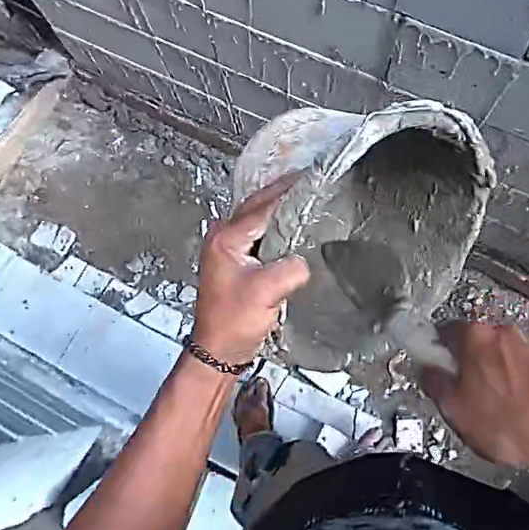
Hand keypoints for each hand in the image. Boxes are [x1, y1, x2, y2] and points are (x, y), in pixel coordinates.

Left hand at [191, 175, 309, 364]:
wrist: (217, 352)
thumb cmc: (234, 323)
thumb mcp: (267, 292)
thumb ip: (292, 268)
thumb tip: (305, 259)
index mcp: (226, 238)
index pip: (263, 205)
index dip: (288, 191)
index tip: (310, 177)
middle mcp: (222, 237)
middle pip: (258, 204)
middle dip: (283, 191)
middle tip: (310, 179)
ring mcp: (227, 248)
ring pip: (258, 216)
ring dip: (279, 206)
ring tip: (305, 195)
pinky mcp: (236, 259)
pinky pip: (259, 232)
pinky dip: (276, 223)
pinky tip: (293, 224)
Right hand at [421, 322, 528, 490]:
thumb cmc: (509, 425)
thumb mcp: (455, 410)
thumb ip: (434, 383)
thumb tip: (428, 370)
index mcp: (474, 336)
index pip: (442, 332)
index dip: (433, 353)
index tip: (432, 371)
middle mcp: (501, 333)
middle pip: (471, 344)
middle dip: (464, 368)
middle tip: (461, 400)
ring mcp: (527, 347)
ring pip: (497, 359)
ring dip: (490, 378)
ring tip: (491, 414)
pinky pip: (519, 372)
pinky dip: (513, 387)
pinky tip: (515, 415)